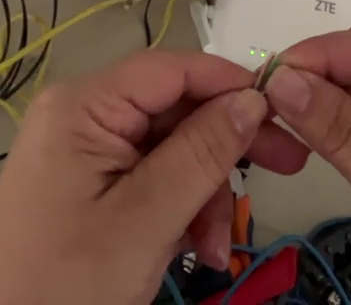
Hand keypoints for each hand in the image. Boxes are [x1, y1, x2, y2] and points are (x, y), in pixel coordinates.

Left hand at [0, 49, 308, 304]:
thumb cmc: (66, 282)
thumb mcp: (144, 219)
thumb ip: (201, 154)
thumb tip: (252, 98)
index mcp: (83, 104)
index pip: (169, 69)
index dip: (227, 82)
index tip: (282, 108)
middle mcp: (81, 114)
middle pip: (172, 110)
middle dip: (222, 148)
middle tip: (284, 167)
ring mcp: (83, 150)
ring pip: (167, 148)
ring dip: (201, 192)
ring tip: (213, 247)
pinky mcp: (87, 183)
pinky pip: (148, 177)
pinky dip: (177, 208)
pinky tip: (191, 249)